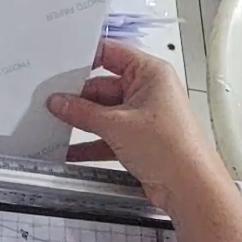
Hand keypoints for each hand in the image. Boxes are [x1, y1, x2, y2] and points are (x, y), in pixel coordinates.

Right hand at [48, 41, 225, 211]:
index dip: (86, 57)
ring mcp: (143, 115)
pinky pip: (108, 134)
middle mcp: (148, 90)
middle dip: (78, 97)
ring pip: (104, 112)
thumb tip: (60, 102)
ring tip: (54, 123)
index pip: (111, 53)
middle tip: (50, 101)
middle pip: (103, 86)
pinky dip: (91, 142)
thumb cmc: (171, 148)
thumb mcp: (117, 125)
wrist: (190, 188)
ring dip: (82, 121)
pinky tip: (70, 150)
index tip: (60, 64)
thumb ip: (83, 112)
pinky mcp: (139, 138)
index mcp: (150, 73)